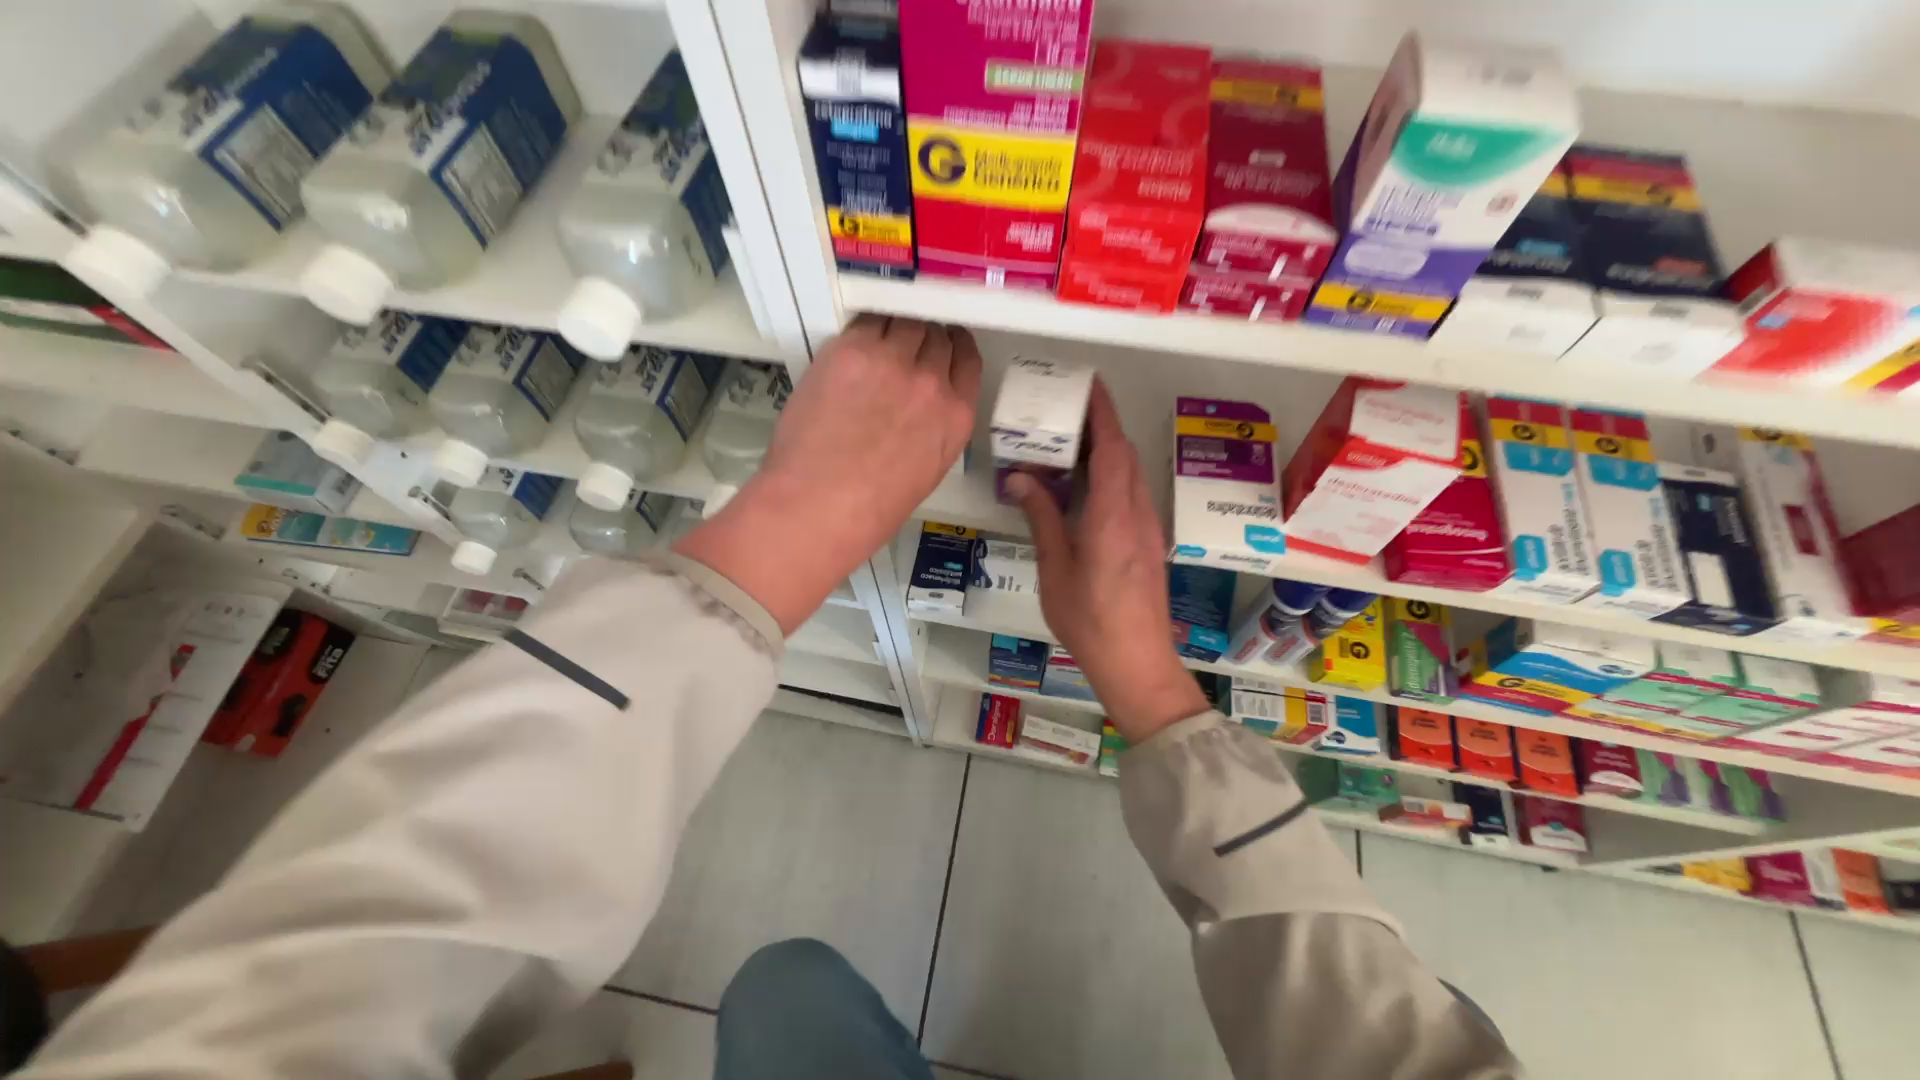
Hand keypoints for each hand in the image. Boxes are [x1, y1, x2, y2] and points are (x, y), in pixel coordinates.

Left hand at [677, 317, 980, 633]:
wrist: (819, 506)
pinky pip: (867, 321)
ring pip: (905, 321)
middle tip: (906, 342)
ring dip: (897, 326)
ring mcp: (891, 361)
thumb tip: (921, 410)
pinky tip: (855, 341)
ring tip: (880, 338)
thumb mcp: (927, 471)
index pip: (967, 360)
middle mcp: (930, 383)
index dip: (954, 346)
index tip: (944, 343)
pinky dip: (866, 326)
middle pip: (936, 336)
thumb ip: (935, 428)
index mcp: (955, 417)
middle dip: (924, 336)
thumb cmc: (869, 508)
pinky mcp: (850, 351)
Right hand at [1009, 381, 1210, 743]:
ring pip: (1129, 475)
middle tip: (1068, 411)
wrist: (1137, 661)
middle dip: (1101, 426)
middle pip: (1124, 455)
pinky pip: (1130, 495)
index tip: (1089, 384)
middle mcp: (1136, 513)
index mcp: (1112, 516)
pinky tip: (1084, 490)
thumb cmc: (1090, 619)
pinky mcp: (1148, 544)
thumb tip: (1021, 478)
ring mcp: (1147, 529)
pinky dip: (1110, 478)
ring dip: (1106, 452)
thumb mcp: (1056, 568)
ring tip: (1070, 445)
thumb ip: (1043, 517)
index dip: (1102, 412)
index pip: (1111, 448)